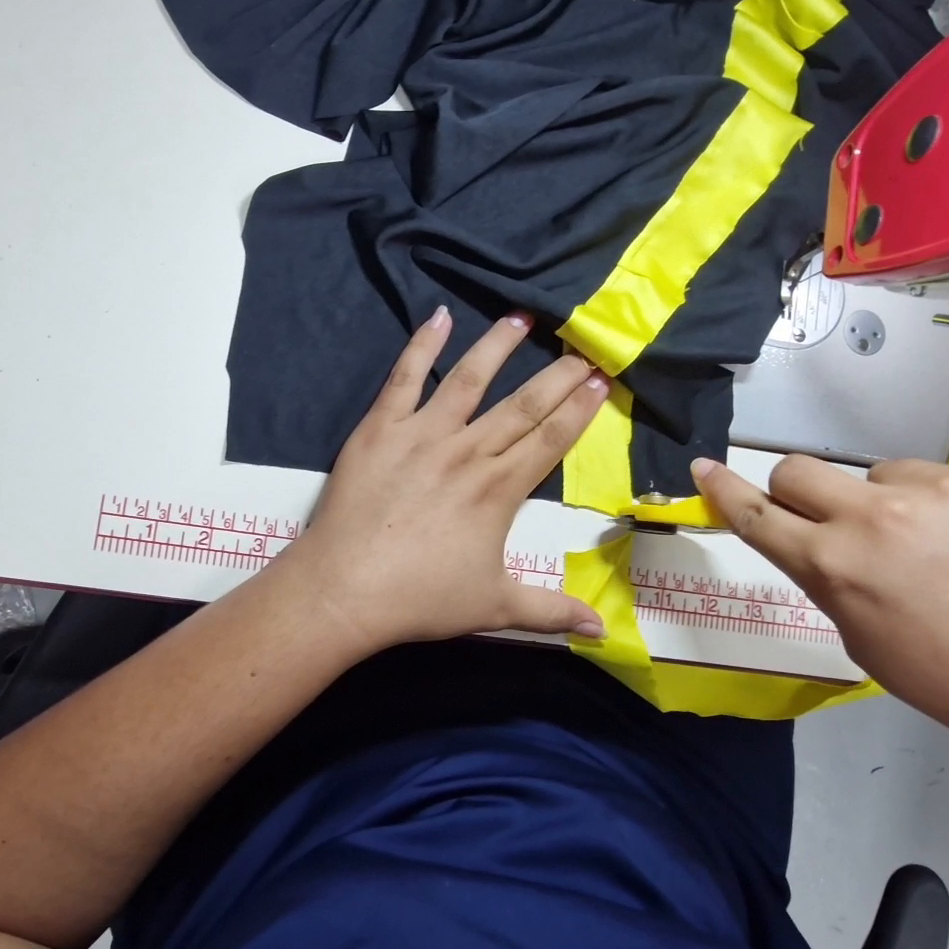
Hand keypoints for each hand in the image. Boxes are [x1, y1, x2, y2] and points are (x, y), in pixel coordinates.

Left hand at [274, 307, 609, 653]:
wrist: (345, 589)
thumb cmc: (420, 599)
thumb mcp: (495, 608)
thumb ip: (551, 611)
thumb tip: (602, 631)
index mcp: (500, 490)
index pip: (551, 440)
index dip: (580, 410)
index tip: (602, 381)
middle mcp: (469, 451)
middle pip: (524, 404)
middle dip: (559, 374)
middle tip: (585, 345)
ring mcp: (423, 434)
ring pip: (469, 378)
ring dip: (498, 345)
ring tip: (522, 316)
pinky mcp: (380, 428)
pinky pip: (404, 377)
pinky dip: (422, 346)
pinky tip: (439, 318)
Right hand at [691, 455, 948, 773]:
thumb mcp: (871, 647)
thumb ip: (834, 585)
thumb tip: (827, 550)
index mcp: (836, 565)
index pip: (757, 513)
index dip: (724, 489)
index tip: (705, 466)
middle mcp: (879, 513)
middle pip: (801, 469)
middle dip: (800, 491)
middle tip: (836, 521)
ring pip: (890, 475)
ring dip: (899, 505)